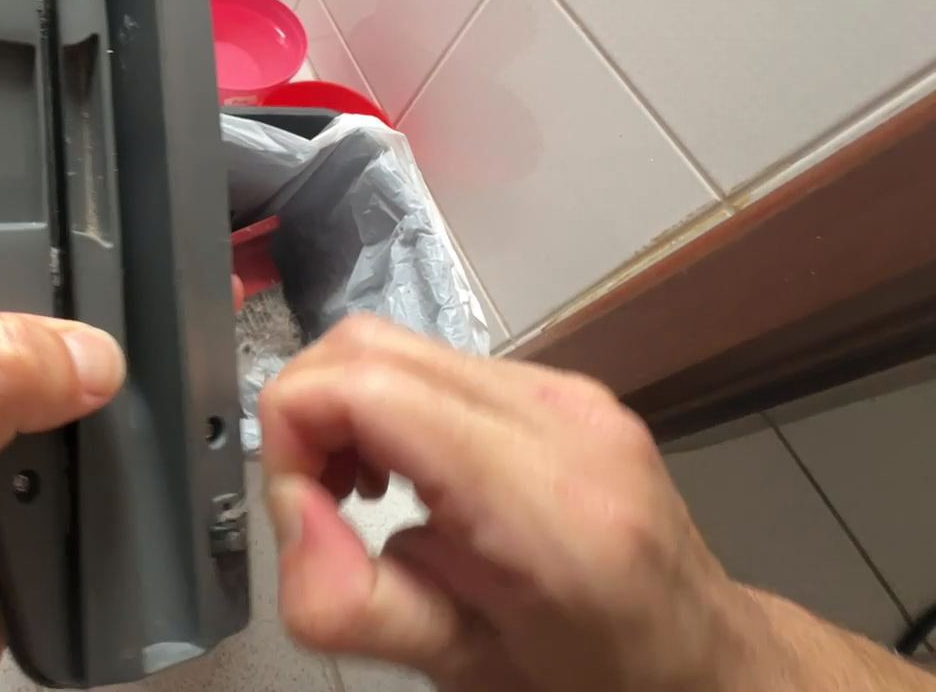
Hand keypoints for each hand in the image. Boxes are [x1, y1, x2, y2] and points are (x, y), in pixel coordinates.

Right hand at [256, 316, 753, 691]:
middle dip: (303, 412)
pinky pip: (417, 356)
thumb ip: (353, 604)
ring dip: (333, 403)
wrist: (707, 668)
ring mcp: (561, 390)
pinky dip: (373, 400)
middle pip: (362, 348)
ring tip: (350, 482)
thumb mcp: (459, 673)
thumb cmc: (586, 686)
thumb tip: (292, 513)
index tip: (298, 508)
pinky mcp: (551, 382)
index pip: (365, 390)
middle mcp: (560, 423)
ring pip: (381, 341)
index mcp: (550, 509)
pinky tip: (395, 463)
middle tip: (312, 494)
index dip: (292, 432)